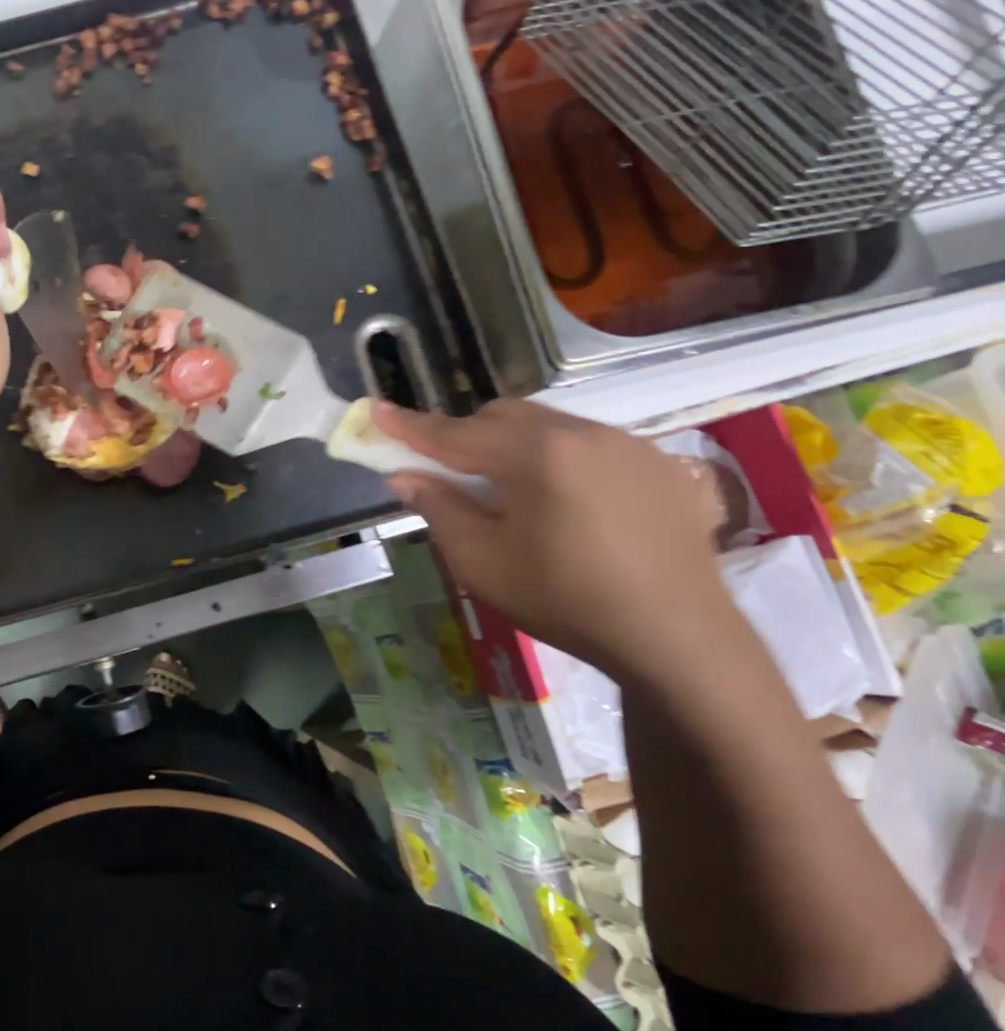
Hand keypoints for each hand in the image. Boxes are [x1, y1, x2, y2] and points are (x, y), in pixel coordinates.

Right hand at [376, 401, 736, 675]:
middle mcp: (584, 433)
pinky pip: (590, 444)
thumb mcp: (481, 562)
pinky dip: (560, 460)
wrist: (676, 636)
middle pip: (504, 416)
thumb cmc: (565, 600)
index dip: (408, 427)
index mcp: (536, 455)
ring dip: (515, 446)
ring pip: (549, 425)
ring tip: (512, 496)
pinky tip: (567, 506)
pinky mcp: (659, 465)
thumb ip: (439, 509)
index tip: (373, 413)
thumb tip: (407, 476)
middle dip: (466, 436)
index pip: (454, 433)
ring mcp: (629, 444)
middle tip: (448, 475)